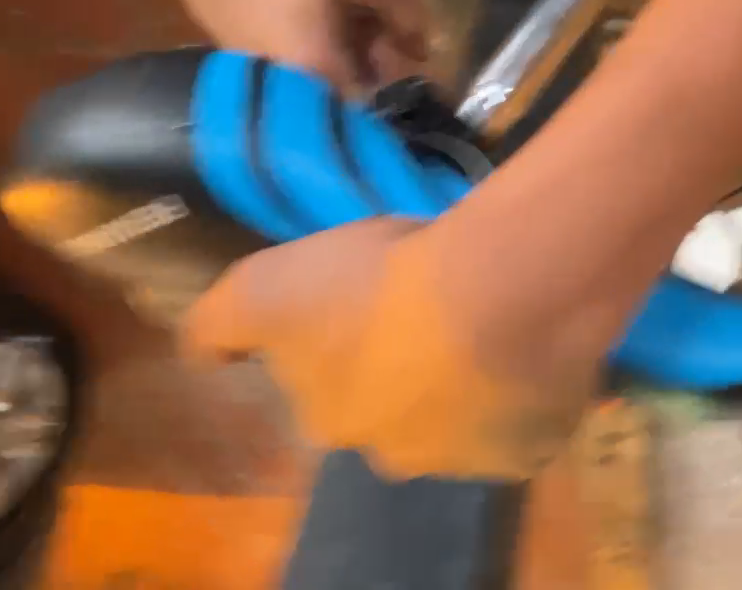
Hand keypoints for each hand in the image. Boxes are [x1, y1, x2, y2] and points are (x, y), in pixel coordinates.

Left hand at [182, 217, 597, 479]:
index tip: (378, 290)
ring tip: (497, 311)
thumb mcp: (269, 284)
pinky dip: (527, 383)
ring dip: (475, 375)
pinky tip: (535, 338)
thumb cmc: (379, 285)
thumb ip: (222, 322)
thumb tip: (205, 357)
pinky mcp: (536, 444)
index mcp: (337, 417)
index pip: (333, 385)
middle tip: (440, 300)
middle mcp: (399, 453)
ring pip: (469, 415)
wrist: (496, 295)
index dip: (351, 332)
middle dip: (412, 365)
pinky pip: (529, 413)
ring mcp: (474, 457)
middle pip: (402, 407)